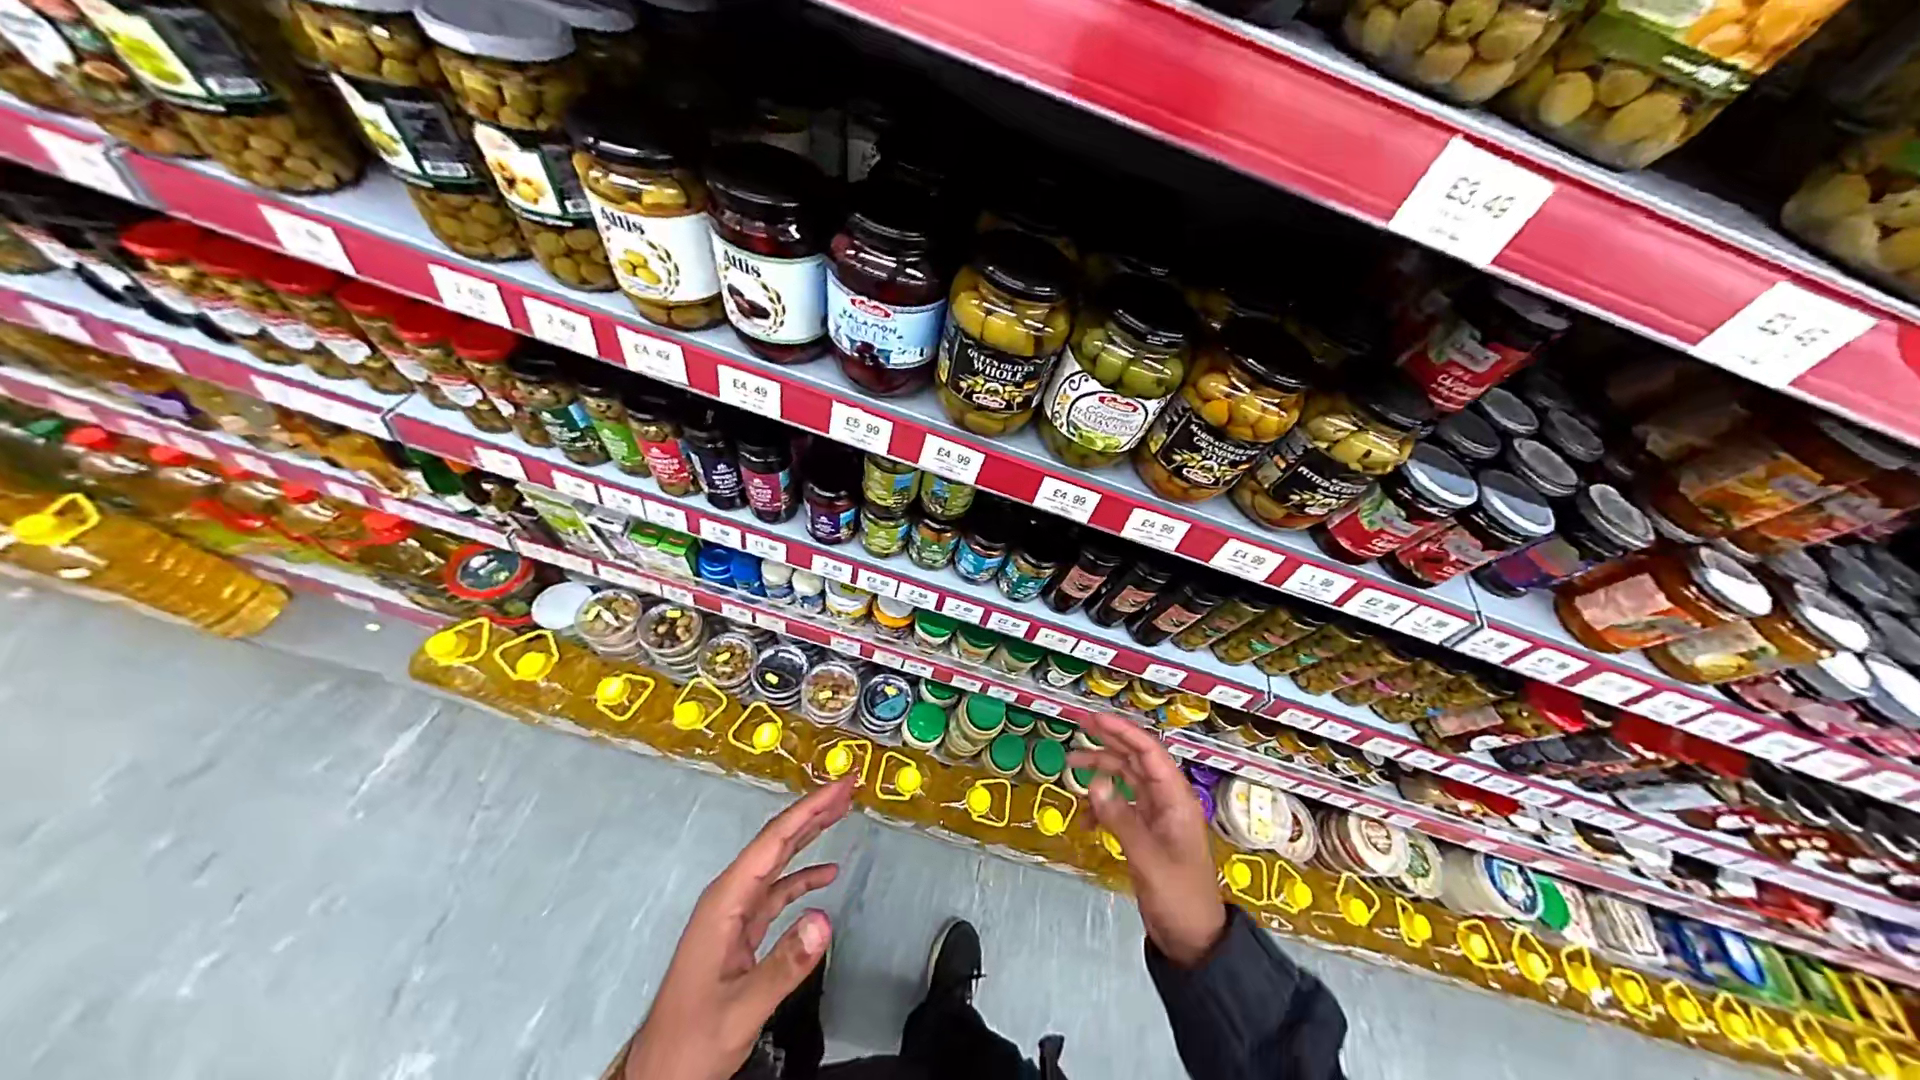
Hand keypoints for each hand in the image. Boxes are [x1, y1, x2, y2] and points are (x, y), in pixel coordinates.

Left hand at [625, 778, 854, 1079]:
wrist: (660, 1076)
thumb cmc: (692, 1041)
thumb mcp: (741, 1009)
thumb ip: (784, 965)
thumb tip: (825, 920)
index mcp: (725, 902)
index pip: (773, 842)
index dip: (809, 809)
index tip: (839, 787)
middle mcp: (729, 897)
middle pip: (775, 842)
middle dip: (812, 811)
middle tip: (847, 787)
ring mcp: (734, 913)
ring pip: (777, 861)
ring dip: (809, 836)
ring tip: (841, 813)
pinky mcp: (740, 932)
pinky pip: (776, 892)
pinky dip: (802, 877)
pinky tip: (825, 874)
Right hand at [1070, 713, 1225, 967]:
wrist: (1193, 938)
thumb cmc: (1178, 896)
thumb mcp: (1147, 858)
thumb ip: (1119, 818)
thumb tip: (1093, 784)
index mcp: (1176, 799)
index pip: (1148, 752)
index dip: (1122, 731)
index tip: (1095, 718)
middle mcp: (1166, 800)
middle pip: (1135, 760)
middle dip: (1108, 741)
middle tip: (1079, 725)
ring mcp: (1155, 816)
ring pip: (1125, 780)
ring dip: (1100, 771)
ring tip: (1070, 766)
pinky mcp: (1145, 832)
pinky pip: (1120, 806)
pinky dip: (1101, 806)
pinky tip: (1085, 819)